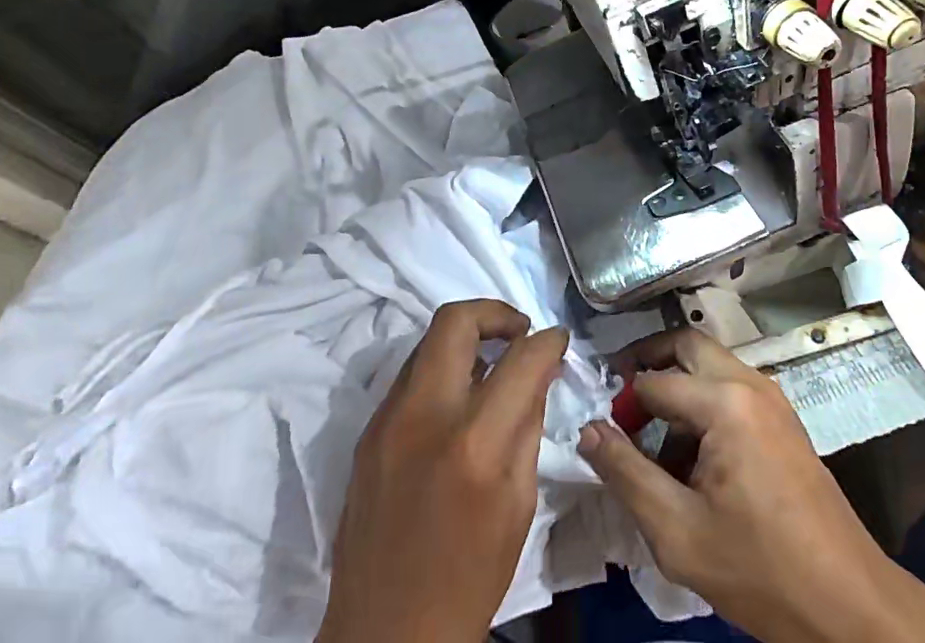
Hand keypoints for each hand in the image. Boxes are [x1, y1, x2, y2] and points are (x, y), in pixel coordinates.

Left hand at [317, 299, 568, 642]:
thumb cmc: (469, 576)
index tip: (558, 339)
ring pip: (426, 344)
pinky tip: (458, 399)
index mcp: (473, 442)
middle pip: (454, 321)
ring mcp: (385, 419)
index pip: (519, 359)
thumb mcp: (518, 504)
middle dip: (495, 313)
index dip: (547, 340)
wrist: (386, 628)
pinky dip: (440, 370)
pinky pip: (408, 377)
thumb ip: (527, 426)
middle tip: (520, 332)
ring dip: (464, 340)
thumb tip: (537, 373)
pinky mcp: (366, 431)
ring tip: (492, 364)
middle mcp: (423, 415)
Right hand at [578, 329, 924, 642]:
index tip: (603, 435)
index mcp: (725, 403)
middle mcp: (751, 385)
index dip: (620, 405)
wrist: (849, 606)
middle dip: (647, 362)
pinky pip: (731, 392)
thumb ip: (623, 471)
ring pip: (709, 366)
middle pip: (686, 345)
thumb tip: (587, 429)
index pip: (651, 381)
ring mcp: (773, 401)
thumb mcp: (675, 529)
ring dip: (676, 387)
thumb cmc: (759, 568)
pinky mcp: (783, 422)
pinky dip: (702, 406)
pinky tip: (692, 460)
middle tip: (619, 400)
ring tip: (654, 445)